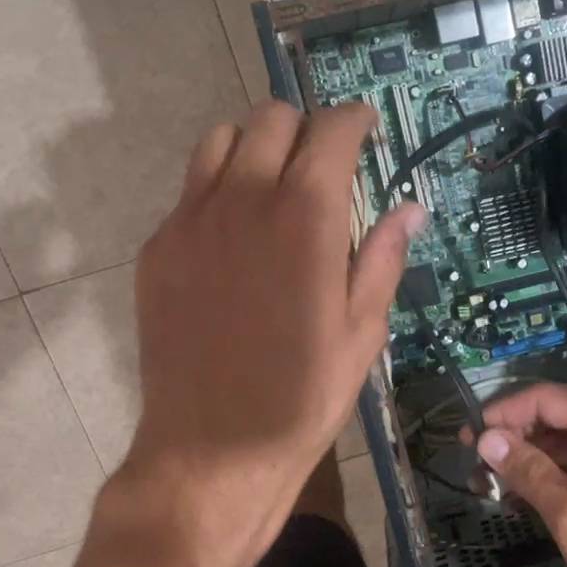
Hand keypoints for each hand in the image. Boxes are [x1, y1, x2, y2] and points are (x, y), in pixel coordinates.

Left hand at [108, 102, 422, 566]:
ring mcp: (191, 219)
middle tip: (324, 165)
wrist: (213, 448)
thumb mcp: (363, 332)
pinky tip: (236, 235)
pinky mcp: (158, 247)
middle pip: (271, 118)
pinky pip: (189, 189)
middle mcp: (243, 198)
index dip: (354, 119)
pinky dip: (219, 188)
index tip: (366, 127)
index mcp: (305, 216)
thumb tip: (408, 207)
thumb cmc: (303, 396)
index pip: (330, 129)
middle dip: (305, 128)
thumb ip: (381, 257)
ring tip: (275, 188)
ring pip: (220, 140)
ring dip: (255, 147)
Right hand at [473, 383, 566, 566]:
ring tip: (485, 483)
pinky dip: (545, 476)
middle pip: (554, 416)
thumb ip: (529, 471)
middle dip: (511, 434)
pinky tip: (516, 497)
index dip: (505, 411)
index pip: (547, 398)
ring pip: (562, 443)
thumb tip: (486, 439)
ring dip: (524, 458)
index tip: (469, 436)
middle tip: (471, 462)